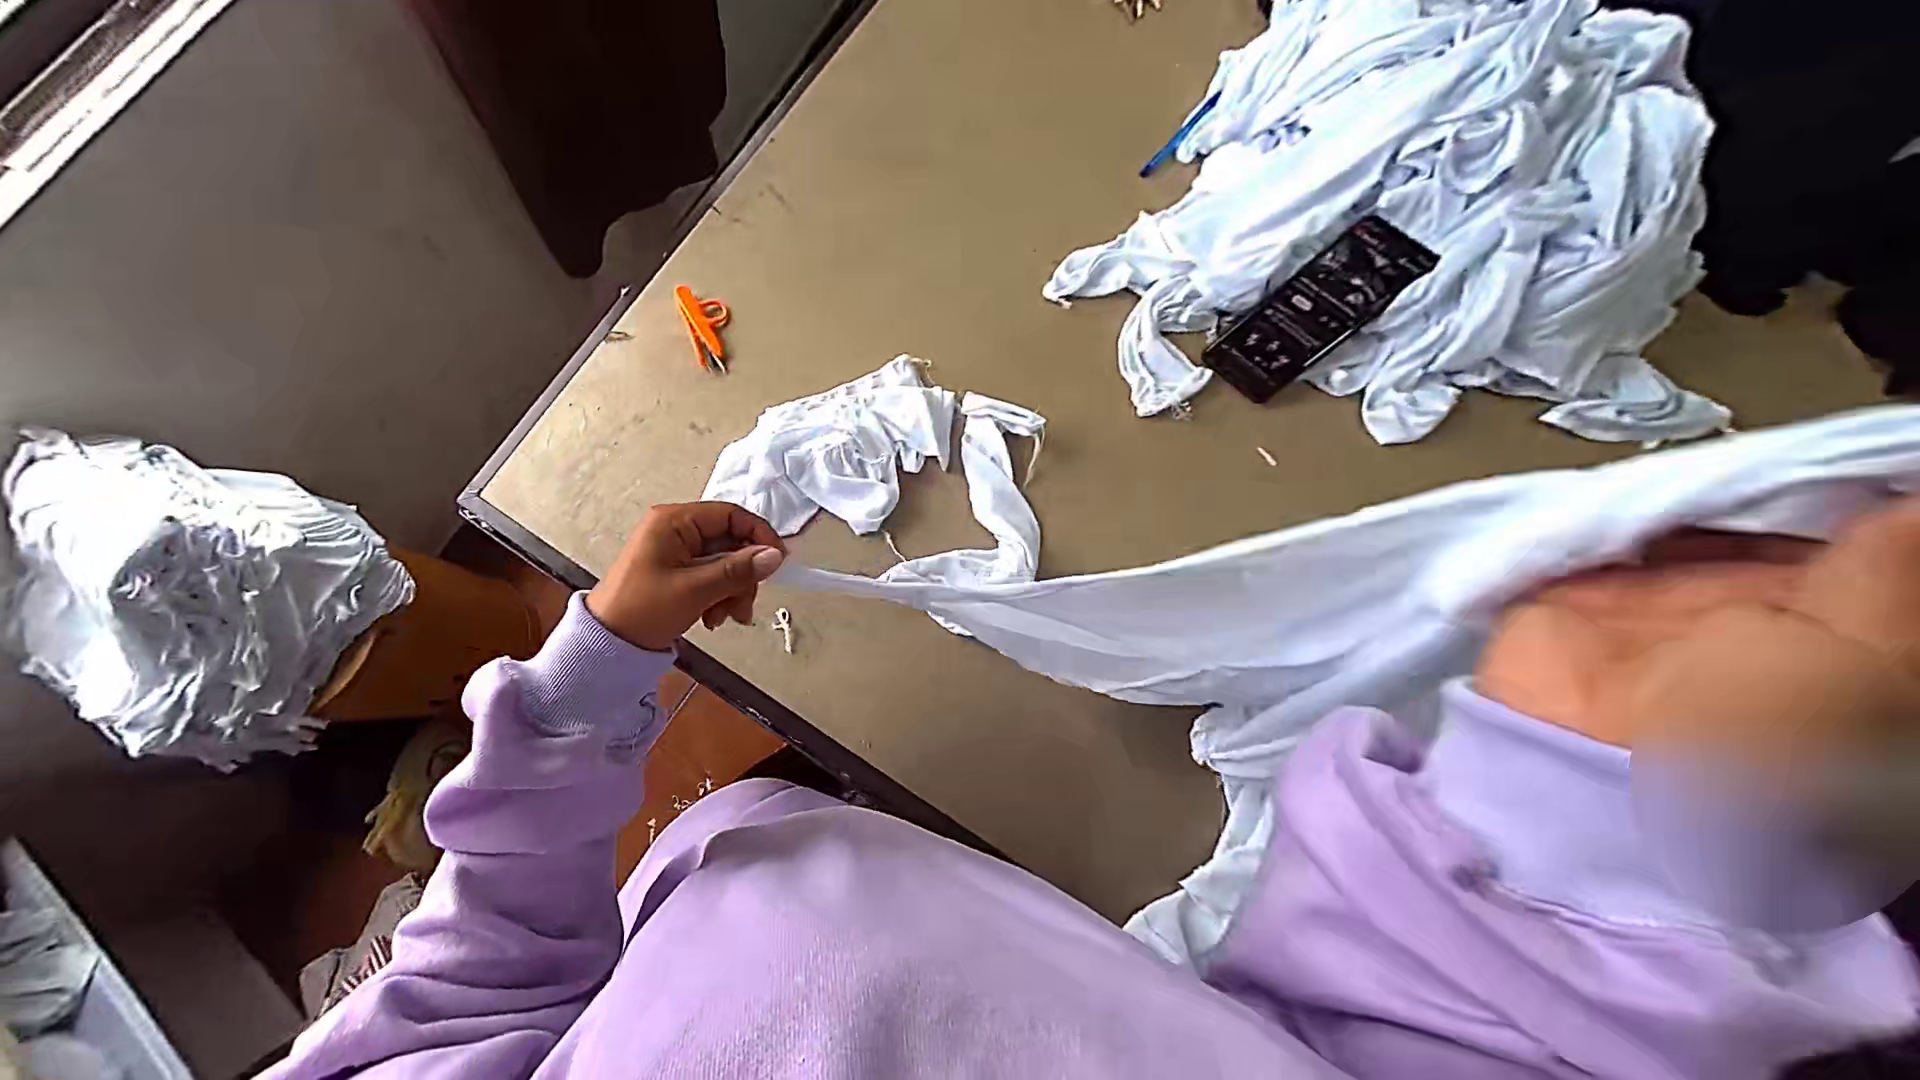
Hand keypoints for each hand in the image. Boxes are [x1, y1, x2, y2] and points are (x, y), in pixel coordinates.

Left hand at [586, 502, 786, 650]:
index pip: (731, 515)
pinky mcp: (680, 572)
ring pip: (728, 562)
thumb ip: (737, 570)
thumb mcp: (695, 590)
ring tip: (727, 616)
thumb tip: (775, 556)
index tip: (778, 561)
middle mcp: (677, 530)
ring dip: (735, 590)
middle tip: (745, 603)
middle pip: (732, 541)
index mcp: (674, 521)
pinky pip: (715, 576)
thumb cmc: (642, 610)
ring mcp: (678, 551)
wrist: (605, 645)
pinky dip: (722, 596)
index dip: (759, 536)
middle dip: (744, 574)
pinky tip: (714, 617)